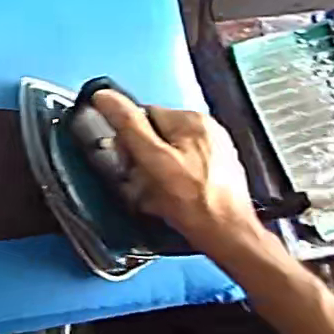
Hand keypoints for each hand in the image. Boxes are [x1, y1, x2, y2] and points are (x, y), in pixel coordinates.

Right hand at [90, 89, 262, 253]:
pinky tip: (171, 198)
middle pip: (155, 134)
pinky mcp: (218, 171)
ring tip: (156, 194)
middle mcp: (207, 130)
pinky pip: (182, 168)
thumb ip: (128, 125)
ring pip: (167, 153)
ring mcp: (215, 151)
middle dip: (142, 157)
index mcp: (192, 120)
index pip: (143, 115)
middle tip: (142, 181)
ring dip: (154, 171)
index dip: (128, 139)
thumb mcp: (153, 158)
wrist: (229, 238)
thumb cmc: (192, 201)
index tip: (128, 161)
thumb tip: (105, 96)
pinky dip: (171, 181)